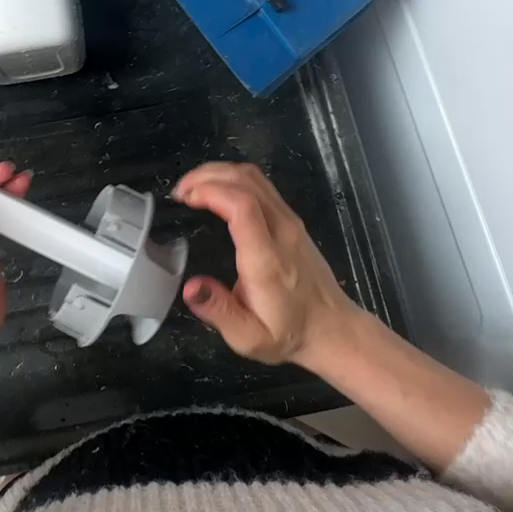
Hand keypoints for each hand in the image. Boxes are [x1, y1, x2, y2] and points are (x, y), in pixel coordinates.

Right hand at [173, 162, 361, 368]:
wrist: (333, 330)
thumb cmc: (287, 334)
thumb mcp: (248, 337)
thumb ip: (218, 311)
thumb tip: (190, 286)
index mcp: (267, 258)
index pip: (243, 205)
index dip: (211, 191)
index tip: (184, 197)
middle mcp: (281, 230)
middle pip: (246, 181)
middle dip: (207, 176)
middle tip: (179, 192)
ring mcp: (290, 221)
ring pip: (254, 177)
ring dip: (218, 173)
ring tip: (192, 188)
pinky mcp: (291, 219)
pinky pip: (260, 185)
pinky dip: (232, 179)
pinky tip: (216, 192)